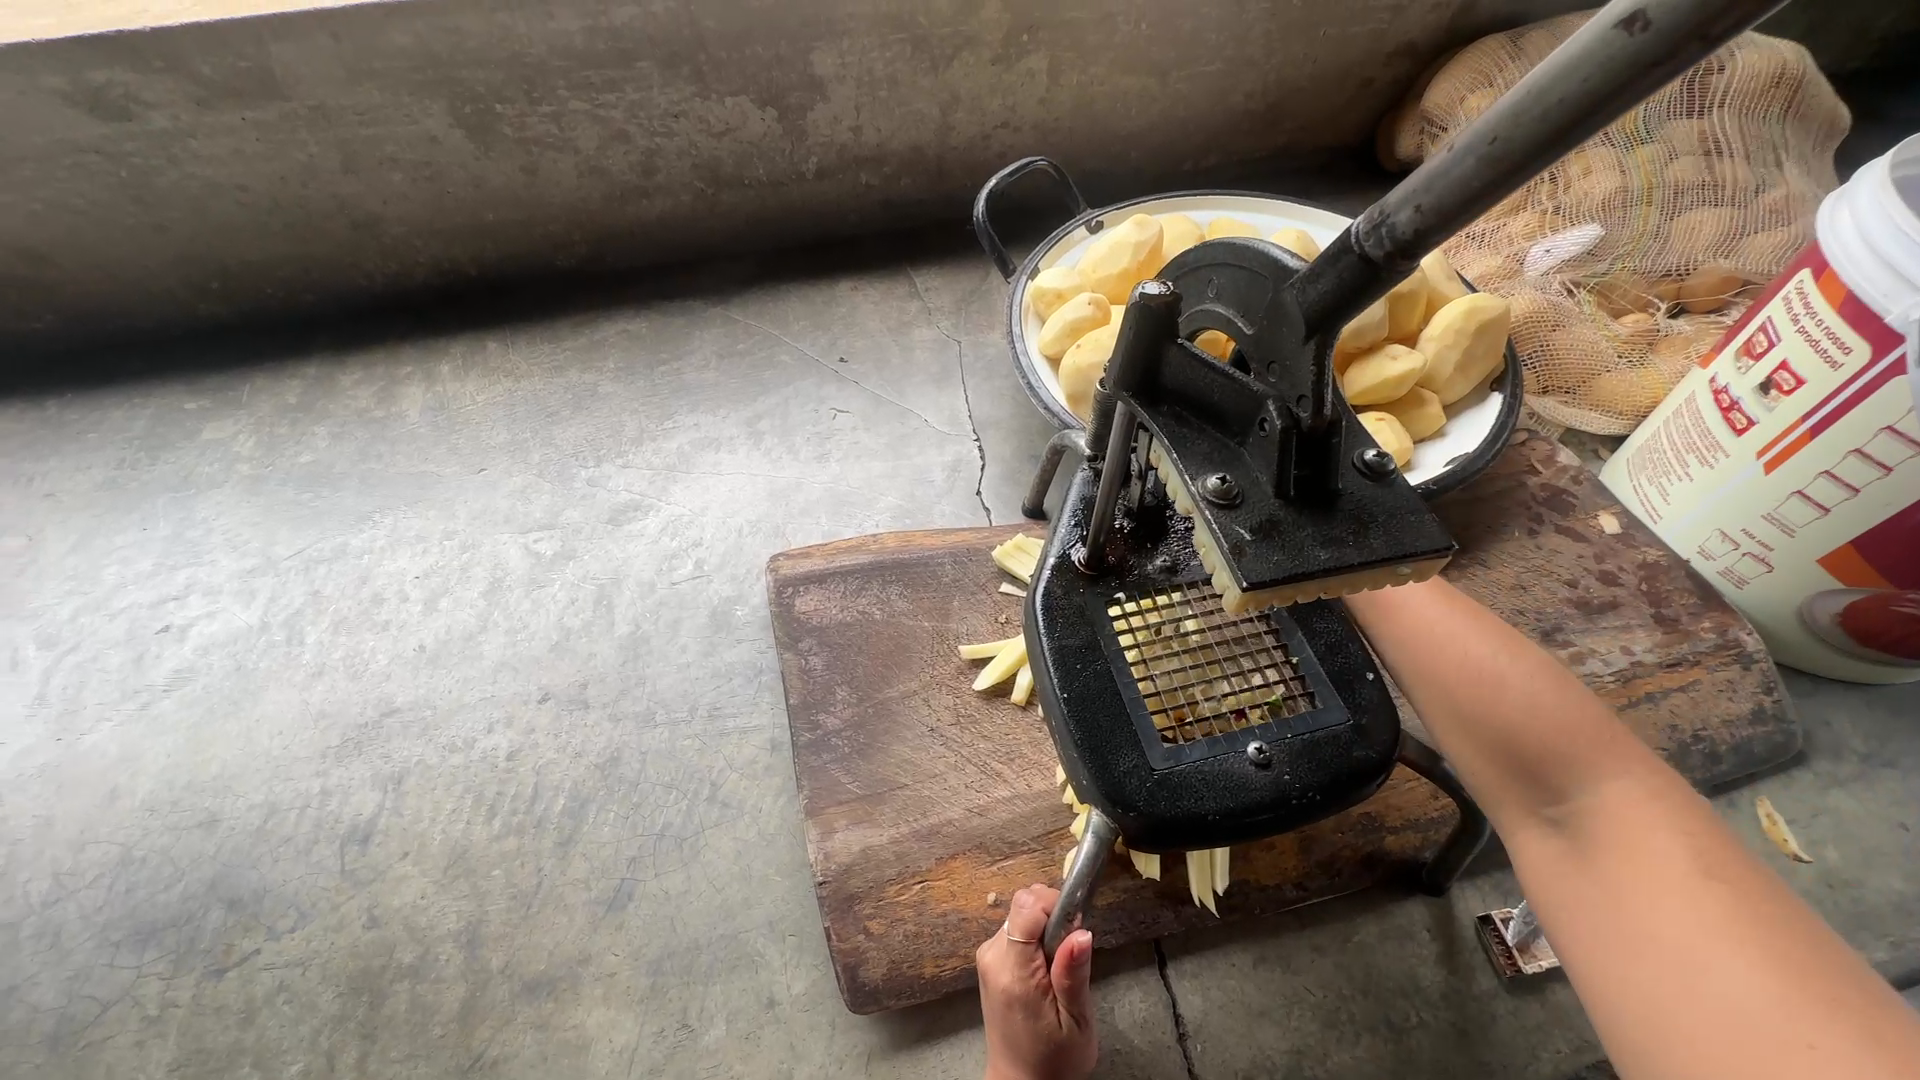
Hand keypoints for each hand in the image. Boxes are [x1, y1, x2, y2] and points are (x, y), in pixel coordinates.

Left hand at [975, 884, 1096, 1079]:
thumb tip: (1081, 931)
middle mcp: (993, 956)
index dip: (1055, 904)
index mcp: (1014, 971)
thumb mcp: (1076, 1022)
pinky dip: (1034, 939)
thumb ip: (1074, 973)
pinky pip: (1015, 929)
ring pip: (1020, 915)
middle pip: (1023, 906)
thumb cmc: (1053, 1060)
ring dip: (1043, 929)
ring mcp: (988, 957)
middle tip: (1069, 954)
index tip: (1075, 928)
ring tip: (1057, 969)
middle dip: (1052, 918)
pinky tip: (1044, 971)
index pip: (1027, 906)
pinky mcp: (990, 960)